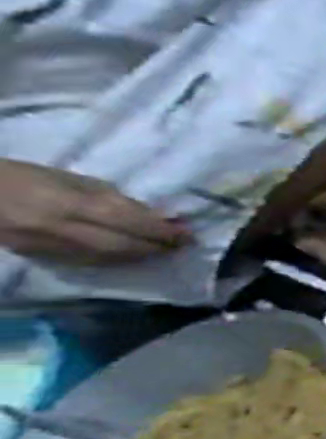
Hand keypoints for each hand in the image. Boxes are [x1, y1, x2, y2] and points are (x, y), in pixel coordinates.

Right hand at [0, 160, 189, 264]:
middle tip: (182, 245)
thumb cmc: (23, 177)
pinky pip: (85, 262)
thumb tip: (161, 218)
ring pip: (106, 258)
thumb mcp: (75, 180)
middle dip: (157, 247)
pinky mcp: (34, 255)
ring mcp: (43, 245)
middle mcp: (57, 228)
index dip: (162, 232)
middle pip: (121, 245)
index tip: (188, 234)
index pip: (128, 223)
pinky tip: (131, 255)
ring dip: (140, 256)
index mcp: (68, 204)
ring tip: (162, 250)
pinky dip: (115, 260)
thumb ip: (118, 201)